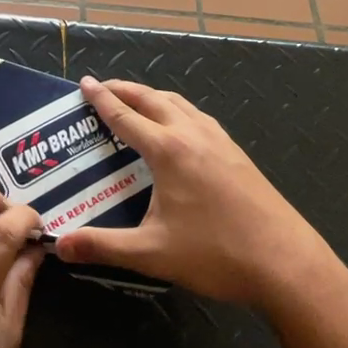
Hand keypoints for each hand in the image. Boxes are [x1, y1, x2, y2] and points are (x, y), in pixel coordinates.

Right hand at [55, 77, 344, 313]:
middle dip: (124, 89)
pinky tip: (181, 127)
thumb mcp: (153, 254)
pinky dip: (178, 109)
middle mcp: (192, 135)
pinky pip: (199, 117)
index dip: (101, 99)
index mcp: (168, 151)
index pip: (125, 116)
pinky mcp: (238, 155)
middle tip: (102, 87)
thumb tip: (59, 245)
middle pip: (152, 100)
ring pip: (180, 104)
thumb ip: (104, 246)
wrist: (288, 264)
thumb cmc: (217, 255)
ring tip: (137, 100)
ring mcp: (220, 142)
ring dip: (153, 96)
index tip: (84, 82)